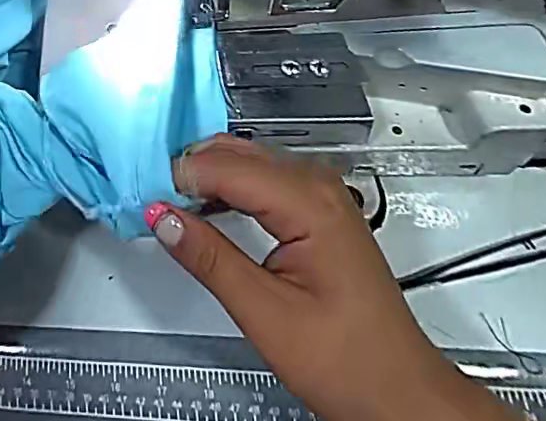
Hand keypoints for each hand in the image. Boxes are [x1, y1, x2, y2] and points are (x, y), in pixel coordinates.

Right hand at [147, 136, 514, 420]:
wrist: (400, 390)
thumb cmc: (350, 360)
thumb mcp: (267, 314)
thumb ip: (210, 259)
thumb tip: (164, 217)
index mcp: (310, 202)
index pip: (228, 169)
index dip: (181, 176)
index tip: (145, 191)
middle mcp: (317, 185)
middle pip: (238, 154)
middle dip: (191, 168)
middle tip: (151, 192)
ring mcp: (320, 192)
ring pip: (249, 161)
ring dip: (207, 175)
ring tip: (170, 200)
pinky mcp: (317, 207)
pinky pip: (263, 178)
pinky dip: (229, 187)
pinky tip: (207, 207)